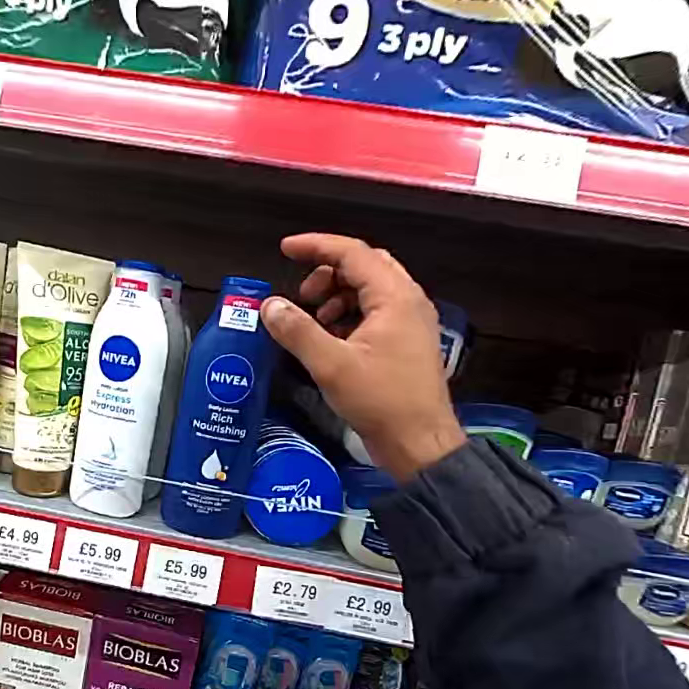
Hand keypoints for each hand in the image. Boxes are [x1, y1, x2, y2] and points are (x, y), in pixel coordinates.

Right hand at [262, 233, 467, 481]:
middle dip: (327, 273)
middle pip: (364, 266)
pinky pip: (374, 314)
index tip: (285, 249)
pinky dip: (348, 316)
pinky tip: (330, 340)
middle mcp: (408, 302)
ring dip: (337, 296)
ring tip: (314, 321)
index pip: (353, 253)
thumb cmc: (380, 401)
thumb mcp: (331, 365)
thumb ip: (298, 331)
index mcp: (395, 297)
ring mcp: (409, 323)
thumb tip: (270, 306)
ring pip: (369, 290)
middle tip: (302, 295)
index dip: (316, 246)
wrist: (418, 443)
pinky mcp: (405, 343)